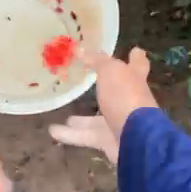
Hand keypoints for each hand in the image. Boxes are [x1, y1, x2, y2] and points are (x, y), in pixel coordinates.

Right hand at [48, 48, 158, 163]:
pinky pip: (87, 137)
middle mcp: (130, 101)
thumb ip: (97, 61)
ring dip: (82, 119)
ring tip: (67, 116)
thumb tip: (80, 50)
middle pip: (116, 93)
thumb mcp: (110, 71)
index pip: (138, 64)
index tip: (135, 50)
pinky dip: (70, 135)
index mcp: (134, 80)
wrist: (136, 138)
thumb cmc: (126, 97)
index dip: (136, 57)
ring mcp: (121, 123)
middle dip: (104, 91)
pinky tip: (53, 132)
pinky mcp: (110, 141)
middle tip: (87, 87)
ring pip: (97, 120)